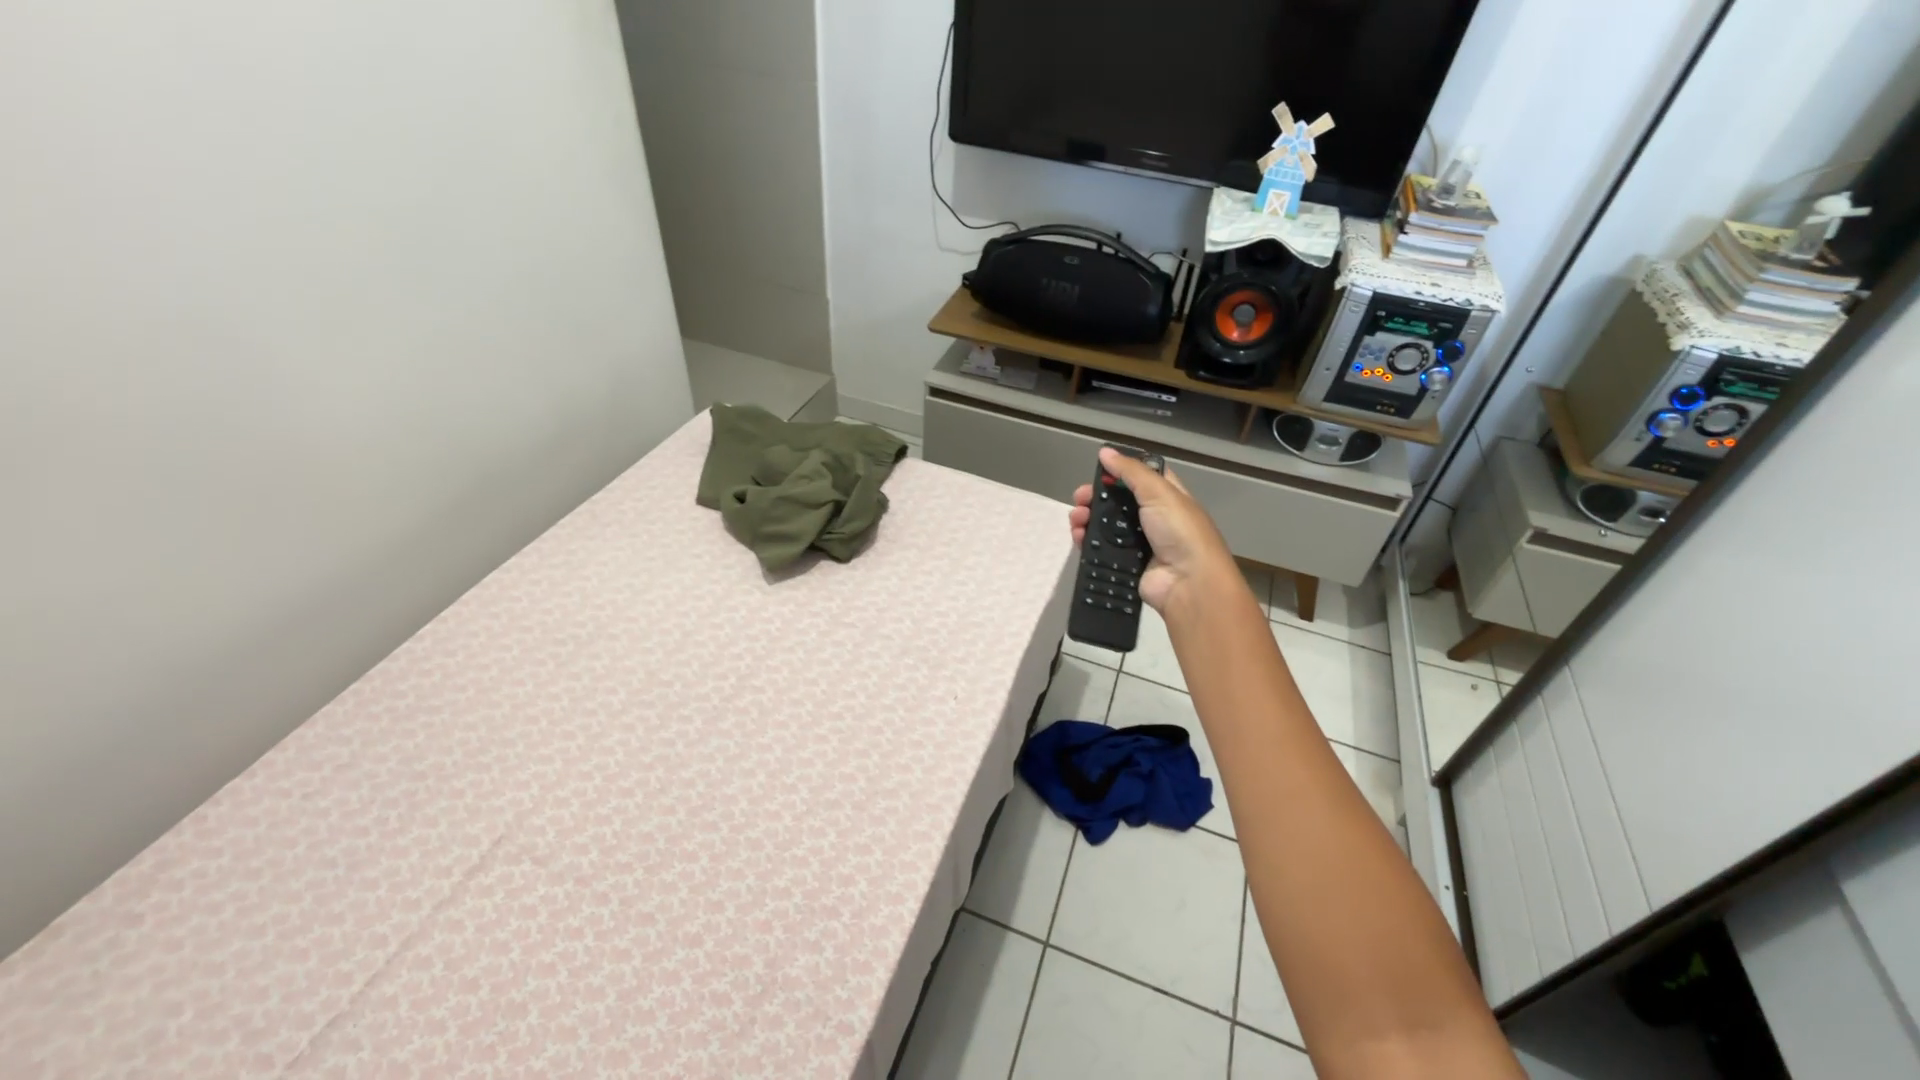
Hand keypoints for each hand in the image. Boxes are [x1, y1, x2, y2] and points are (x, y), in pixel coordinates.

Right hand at [1069, 448, 1239, 615]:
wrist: (1188, 582)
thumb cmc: (1179, 531)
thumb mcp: (1159, 492)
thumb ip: (1130, 471)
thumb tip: (1105, 452)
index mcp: (1168, 496)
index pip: (1140, 477)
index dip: (1118, 472)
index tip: (1098, 472)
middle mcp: (1153, 517)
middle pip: (1117, 502)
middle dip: (1095, 497)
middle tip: (1080, 499)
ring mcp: (1138, 542)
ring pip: (1105, 526)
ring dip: (1087, 519)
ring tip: (1076, 519)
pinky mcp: (1126, 563)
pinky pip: (1101, 549)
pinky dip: (1087, 542)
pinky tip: (1078, 537)